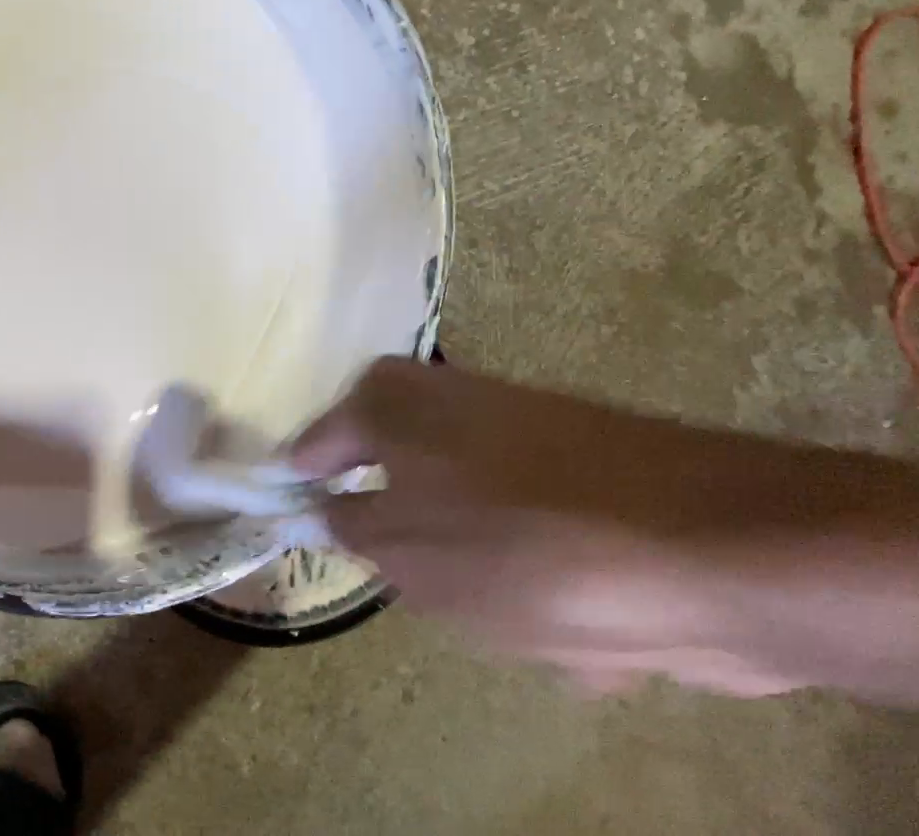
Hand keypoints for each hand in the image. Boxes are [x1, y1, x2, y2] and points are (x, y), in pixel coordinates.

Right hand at [293, 358, 809, 696]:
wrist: (725, 558)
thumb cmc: (518, 547)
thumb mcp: (399, 550)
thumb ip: (340, 526)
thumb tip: (312, 510)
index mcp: (391, 400)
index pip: (314, 446)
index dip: (302, 491)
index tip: (296, 532)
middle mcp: (453, 399)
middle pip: (397, 483)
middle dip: (414, 546)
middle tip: (424, 586)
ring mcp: (529, 435)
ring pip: (469, 522)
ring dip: (485, 575)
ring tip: (521, 619)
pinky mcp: (596, 477)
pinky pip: (538, 539)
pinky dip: (548, 579)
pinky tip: (582, 622)